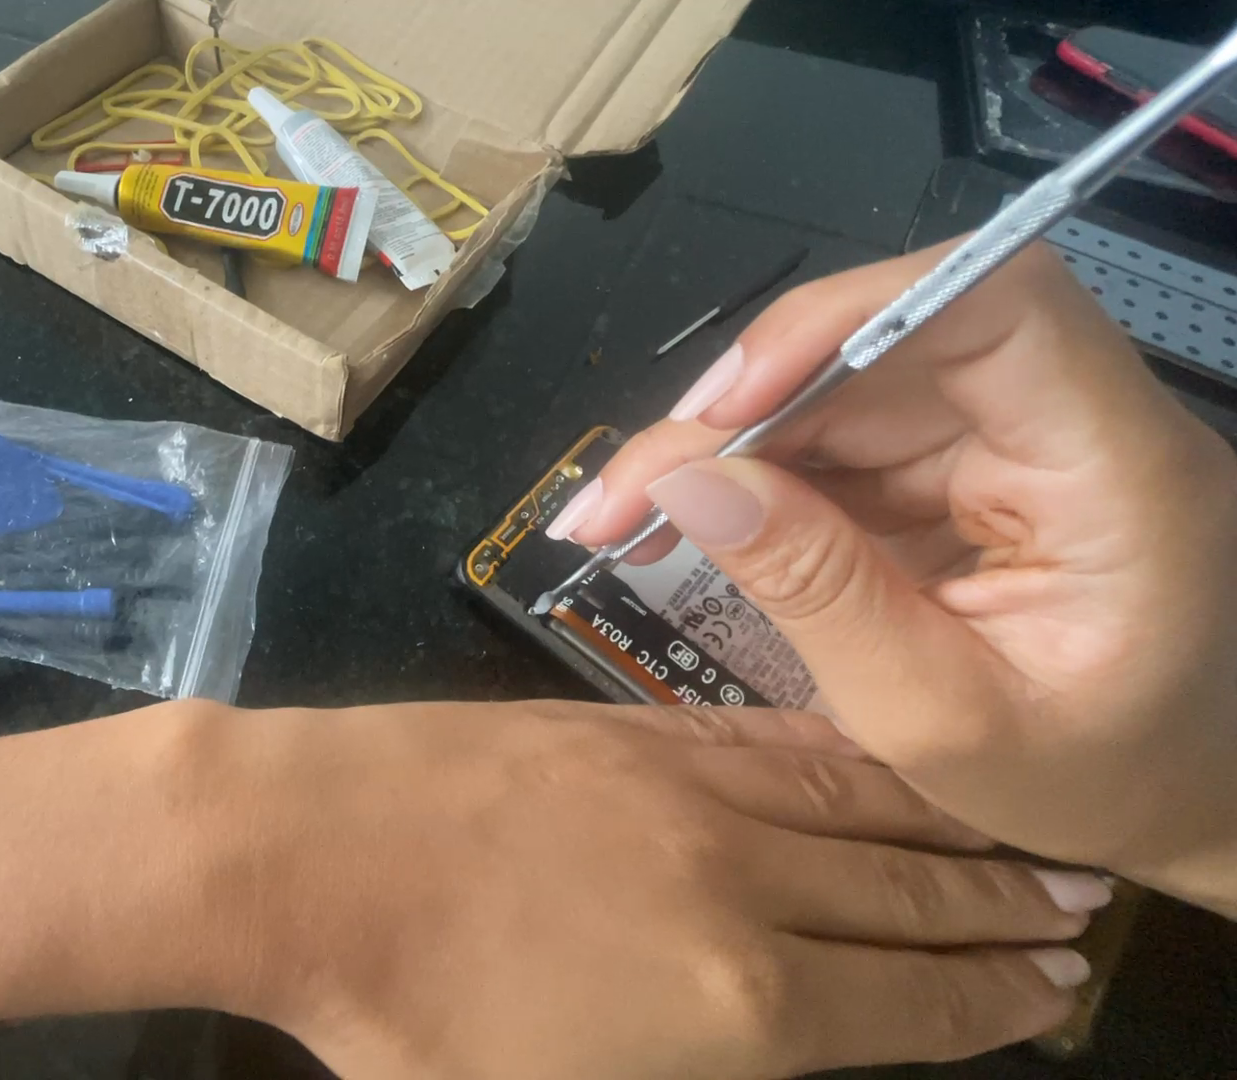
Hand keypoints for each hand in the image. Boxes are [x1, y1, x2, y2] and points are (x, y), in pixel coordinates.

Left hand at [208, 701, 1099, 1078]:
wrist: (312, 848)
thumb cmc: (406, 1010)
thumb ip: (691, 1064)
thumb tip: (768, 1020)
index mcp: (739, 1006)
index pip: (913, 1003)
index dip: (992, 993)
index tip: (1054, 978)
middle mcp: (735, 882)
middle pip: (899, 894)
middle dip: (994, 904)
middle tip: (1066, 898)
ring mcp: (671, 784)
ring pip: (841, 800)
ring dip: (931, 817)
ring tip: (1003, 826)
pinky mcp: (611, 725)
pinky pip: (748, 737)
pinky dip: (821, 748)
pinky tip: (856, 749)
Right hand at [552, 243, 1236, 910]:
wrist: (1155, 802)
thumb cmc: (1082, 780)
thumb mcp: (931, 713)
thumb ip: (816, 591)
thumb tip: (688, 483)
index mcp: (1104, 472)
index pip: (986, 309)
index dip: (837, 325)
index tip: (718, 408)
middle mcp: (1039, 428)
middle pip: (855, 362)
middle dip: (713, 425)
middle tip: (610, 504)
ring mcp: (973, 448)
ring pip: (807, 403)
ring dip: (695, 457)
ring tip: (609, 521)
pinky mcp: (919, 476)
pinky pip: (801, 450)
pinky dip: (717, 483)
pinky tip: (654, 523)